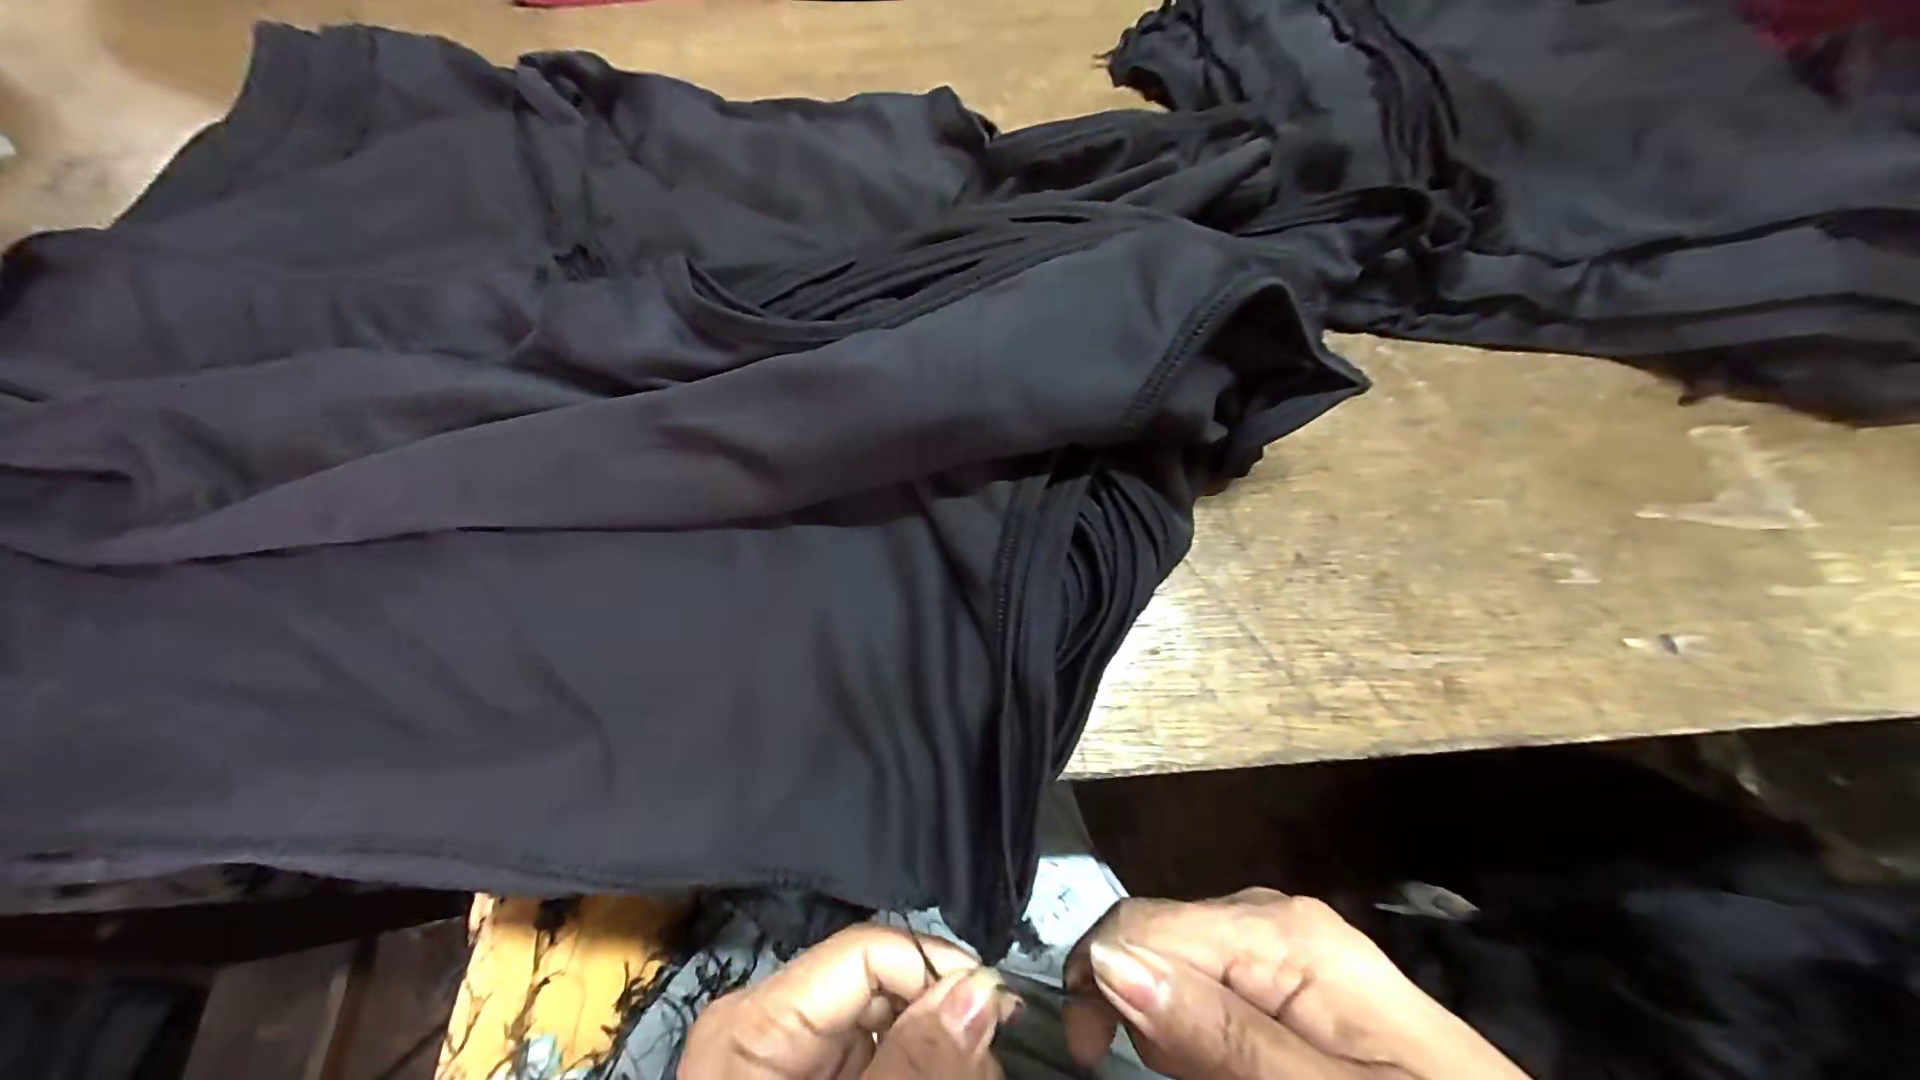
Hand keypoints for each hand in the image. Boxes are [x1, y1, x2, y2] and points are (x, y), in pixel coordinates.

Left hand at [679, 924, 1014, 1078]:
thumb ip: (914, 1065)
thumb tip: (983, 990)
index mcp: (759, 1020)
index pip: (866, 951)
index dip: (935, 968)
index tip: (996, 1009)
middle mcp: (773, 1021)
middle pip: (879, 984)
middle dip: (941, 1018)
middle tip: (986, 1066)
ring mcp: (790, 1051)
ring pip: (885, 1019)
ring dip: (934, 1050)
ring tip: (970, 1075)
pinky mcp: (811, 1076)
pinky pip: (875, 1053)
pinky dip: (913, 1070)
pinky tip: (942, 1078)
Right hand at [1062, 889, 1527, 1079]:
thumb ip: (1218, 1033)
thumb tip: (1109, 959)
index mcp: (1282, 930)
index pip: (1147, 922)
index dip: (1100, 976)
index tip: (1092, 1055)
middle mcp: (1275, 915)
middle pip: (1160, 937)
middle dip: (1152, 1012)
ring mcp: (1287, 942)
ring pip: (1181, 963)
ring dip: (1178, 1029)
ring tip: (1225, 1079)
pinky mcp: (1295, 972)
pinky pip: (1217, 983)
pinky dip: (1208, 1031)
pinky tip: (1241, 1065)